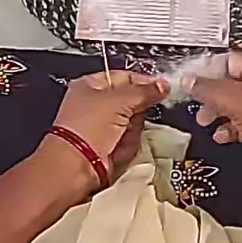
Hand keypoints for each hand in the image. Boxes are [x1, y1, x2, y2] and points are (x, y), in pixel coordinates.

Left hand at [43, 70, 168, 188]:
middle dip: (135, 111)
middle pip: (133, 102)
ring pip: (134, 122)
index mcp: (91, 85)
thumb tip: (164, 85)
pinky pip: (130, 140)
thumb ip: (145, 91)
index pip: (125, 77)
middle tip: (129, 116)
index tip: (160, 88)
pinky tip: (118, 148)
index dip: (143, 82)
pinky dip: (127, 145)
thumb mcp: (120, 100)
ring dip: (131, 130)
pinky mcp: (109, 146)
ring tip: (119, 136)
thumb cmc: (89, 126)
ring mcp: (103, 127)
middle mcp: (96, 105)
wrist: (77, 165)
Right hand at [187, 54, 241, 164]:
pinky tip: (221, 135)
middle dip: (210, 94)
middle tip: (197, 102)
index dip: (209, 68)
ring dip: (216, 112)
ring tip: (204, 120)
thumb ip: (208, 88)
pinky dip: (228, 128)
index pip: (231, 60)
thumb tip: (189, 81)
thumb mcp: (235, 99)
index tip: (191, 78)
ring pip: (233, 104)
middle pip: (229, 83)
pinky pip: (240, 123)